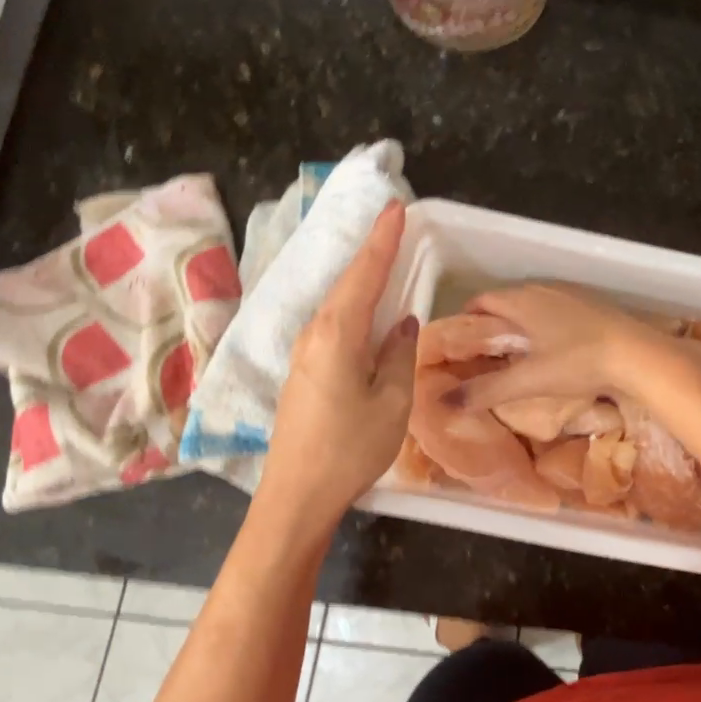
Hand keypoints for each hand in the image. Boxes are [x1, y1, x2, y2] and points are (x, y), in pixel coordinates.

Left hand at [261, 201, 417, 511]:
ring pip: (338, 303)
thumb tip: (403, 323)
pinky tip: (367, 308)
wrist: (296, 495)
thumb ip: (399, 354)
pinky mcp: (304, 372)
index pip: (365, 274)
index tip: (396, 206)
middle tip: (395, 223)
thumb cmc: (350, 448)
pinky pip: (333, 323)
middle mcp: (314, 333)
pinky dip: (353, 304)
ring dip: (361, 277)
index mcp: (337, 333)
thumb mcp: (392, 401)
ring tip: (386, 257)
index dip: (383, 240)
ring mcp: (304, 353)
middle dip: (371, 251)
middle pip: (347, 282)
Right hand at [450, 284, 665, 409]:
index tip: (460, 342)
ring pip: (535, 305)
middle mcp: (544, 289)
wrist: (638, 354)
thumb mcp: (529, 380)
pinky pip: (558, 312)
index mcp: (523, 300)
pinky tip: (554, 351)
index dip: (467, 318)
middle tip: (484, 352)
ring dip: (522, 324)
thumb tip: (444, 403)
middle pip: (508, 301)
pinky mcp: (593, 307)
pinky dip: (547, 326)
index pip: (482, 300)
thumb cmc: (579, 362)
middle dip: (493, 323)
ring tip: (516, 354)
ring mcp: (572, 295)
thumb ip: (487, 390)